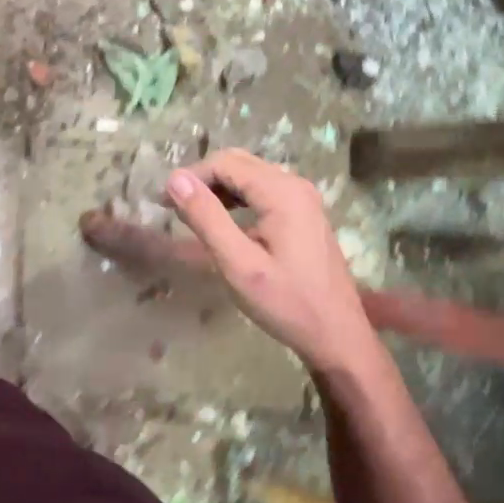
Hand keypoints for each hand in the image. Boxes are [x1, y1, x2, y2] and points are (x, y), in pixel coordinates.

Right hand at [166, 150, 379, 374]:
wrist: (339, 338)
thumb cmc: (287, 304)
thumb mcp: (238, 264)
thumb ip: (206, 218)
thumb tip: (175, 178)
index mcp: (282, 192)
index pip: (224, 164)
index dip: (190, 177)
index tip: (164, 203)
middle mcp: (295, 185)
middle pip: (237, 163)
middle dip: (202, 179)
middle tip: (175, 207)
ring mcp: (303, 199)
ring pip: (249, 175)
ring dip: (217, 188)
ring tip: (192, 214)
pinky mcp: (304, 214)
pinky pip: (262, 191)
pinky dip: (236, 198)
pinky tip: (223, 221)